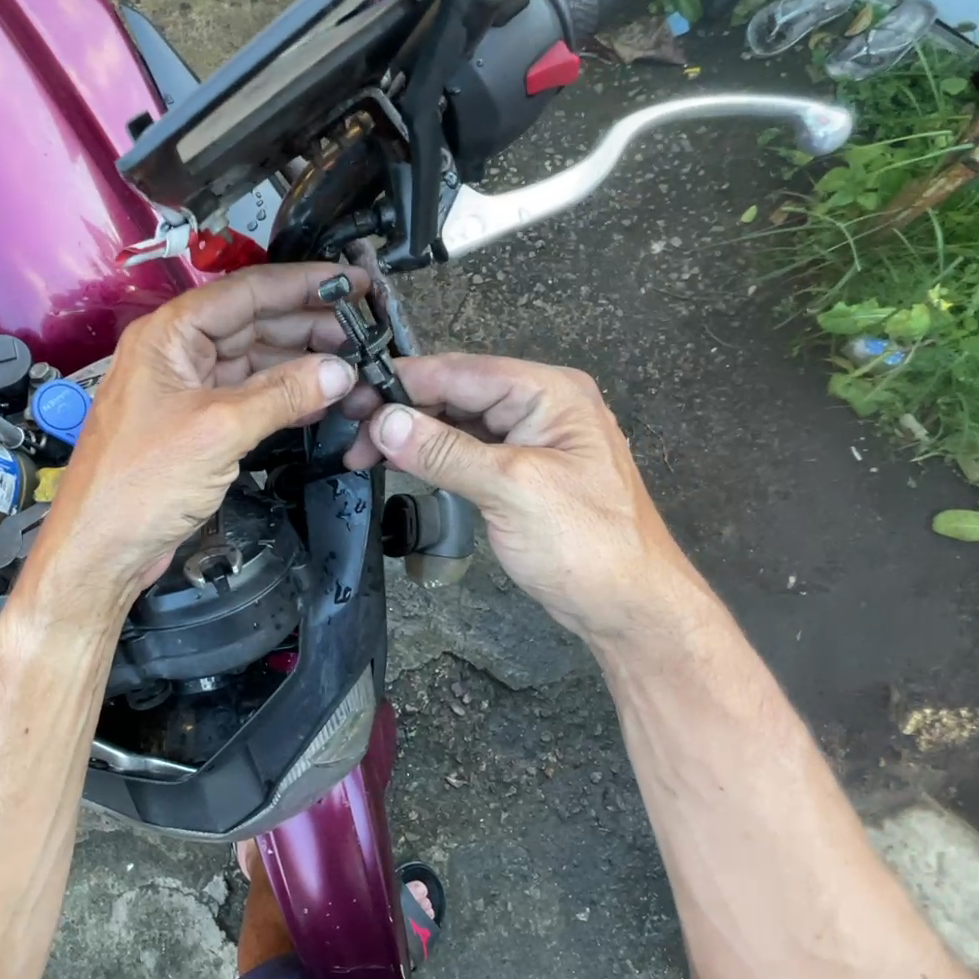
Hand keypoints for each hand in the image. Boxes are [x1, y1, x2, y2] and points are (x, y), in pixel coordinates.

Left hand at [33, 263, 363, 604]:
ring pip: (254, 363)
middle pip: (253, 324)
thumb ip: (281, 395)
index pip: (245, 292)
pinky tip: (317, 398)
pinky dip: (283, 398)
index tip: (348, 283)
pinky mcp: (196, 427)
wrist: (101, 548)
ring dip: (300, 364)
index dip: (302, 283)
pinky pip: (248, 399)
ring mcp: (186, 393)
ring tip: (348, 364)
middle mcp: (175, 356)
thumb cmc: (134, 488)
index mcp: (167, 337)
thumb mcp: (219, 431)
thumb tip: (334, 370)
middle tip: (360, 330)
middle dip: (308, 325)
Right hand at [342, 354, 699, 639]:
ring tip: (361, 453)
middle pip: (455, 393)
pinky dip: (431, 457)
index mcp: (549, 393)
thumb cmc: (586, 544)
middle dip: (400, 411)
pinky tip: (398, 464)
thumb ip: (445, 451)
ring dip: (410, 436)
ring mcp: (530, 440)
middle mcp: (540, 406)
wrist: (629, 607)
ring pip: (456, 423)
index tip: (350, 399)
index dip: (402, 383)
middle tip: (349, 435)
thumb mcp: (511, 489)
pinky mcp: (519, 472)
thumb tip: (384, 421)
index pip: (460, 372)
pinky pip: (466, 451)